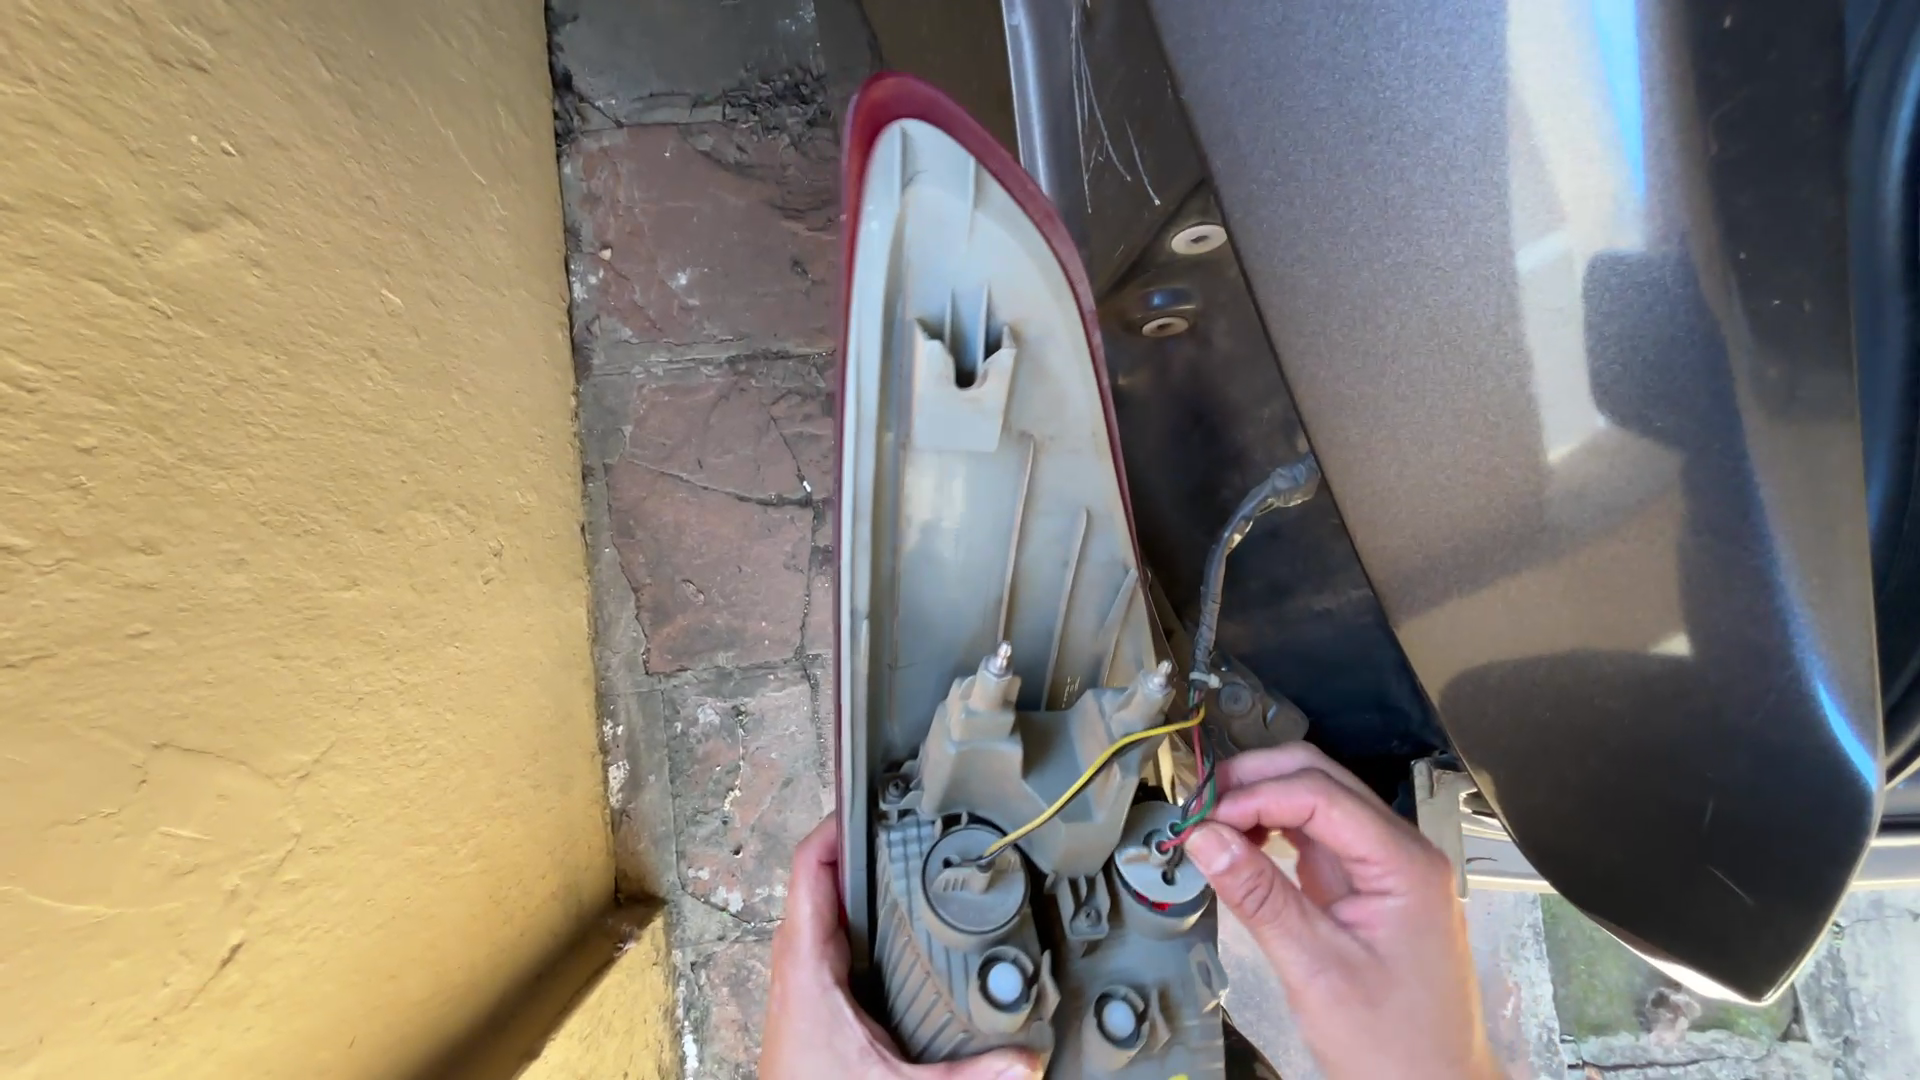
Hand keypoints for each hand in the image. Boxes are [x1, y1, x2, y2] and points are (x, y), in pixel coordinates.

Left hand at [760, 817, 1041, 1079]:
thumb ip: (966, 1074)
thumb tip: (1026, 1059)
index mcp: (807, 965)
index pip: (812, 866)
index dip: (837, 824)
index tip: (871, 801)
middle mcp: (800, 962)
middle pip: (825, 875)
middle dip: (864, 843)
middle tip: (905, 820)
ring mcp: (804, 978)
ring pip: (828, 903)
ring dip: (861, 876)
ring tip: (903, 851)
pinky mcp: (813, 997)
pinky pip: (834, 932)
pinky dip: (862, 912)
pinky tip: (895, 917)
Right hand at [1181, 745, 1498, 1079]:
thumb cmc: (1393, 1048)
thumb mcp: (1317, 971)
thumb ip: (1259, 896)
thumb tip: (1204, 837)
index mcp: (1404, 863)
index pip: (1319, 794)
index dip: (1256, 796)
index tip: (1206, 820)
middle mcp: (1397, 848)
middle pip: (1317, 776)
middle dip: (1254, 781)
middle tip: (1202, 808)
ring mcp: (1378, 861)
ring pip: (1310, 793)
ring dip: (1257, 798)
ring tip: (1213, 824)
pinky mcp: (1358, 878)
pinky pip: (1308, 828)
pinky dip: (1267, 825)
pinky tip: (1240, 842)